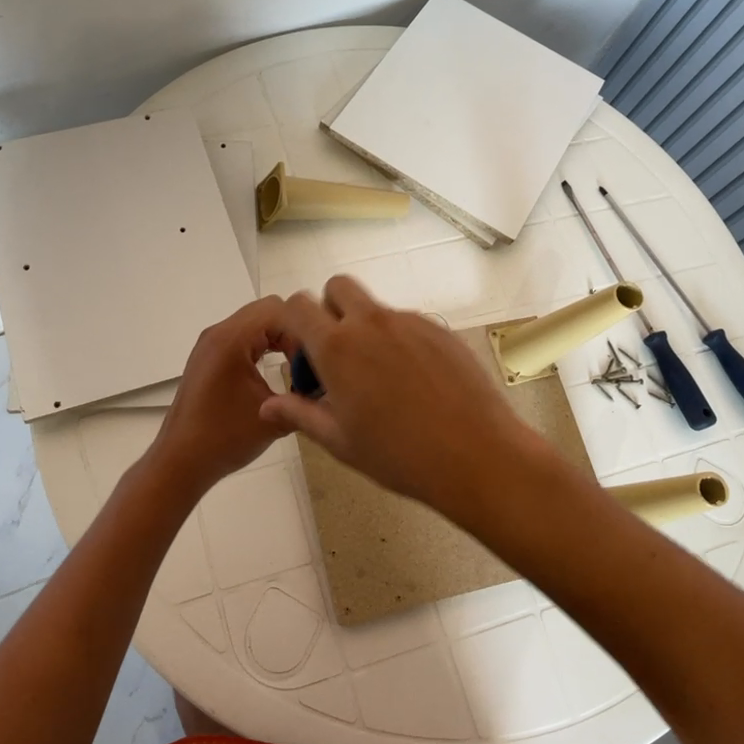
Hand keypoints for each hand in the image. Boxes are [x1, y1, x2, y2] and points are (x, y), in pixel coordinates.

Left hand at [143, 296, 296, 496]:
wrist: (181, 461)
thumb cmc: (225, 438)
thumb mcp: (273, 418)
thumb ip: (305, 398)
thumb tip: (329, 388)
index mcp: (232, 339)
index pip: (280, 310)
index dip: (303, 332)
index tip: (312, 363)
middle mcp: (218, 332)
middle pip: (267, 309)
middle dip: (293, 331)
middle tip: (307, 363)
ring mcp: (210, 343)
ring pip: (255, 321)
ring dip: (278, 337)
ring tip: (294, 368)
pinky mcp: (208, 356)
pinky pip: (242, 336)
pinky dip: (262, 346)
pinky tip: (273, 372)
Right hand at [258, 276, 556, 519]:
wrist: (476, 456)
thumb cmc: (400, 456)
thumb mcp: (340, 441)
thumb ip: (300, 414)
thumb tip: (267, 407)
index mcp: (337, 348)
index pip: (298, 305)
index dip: (293, 323)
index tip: (303, 356)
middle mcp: (371, 323)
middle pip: (338, 287)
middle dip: (330, 309)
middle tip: (339, 355)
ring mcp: (410, 323)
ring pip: (376, 308)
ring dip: (367, 329)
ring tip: (382, 381)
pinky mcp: (440, 330)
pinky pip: (408, 324)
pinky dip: (400, 342)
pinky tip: (415, 385)